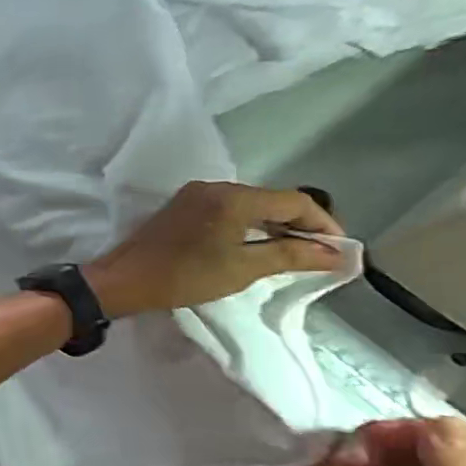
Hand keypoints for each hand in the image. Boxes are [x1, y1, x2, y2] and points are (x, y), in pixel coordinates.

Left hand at [83, 181, 344, 316]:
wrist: (125, 279)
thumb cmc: (185, 276)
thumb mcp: (243, 269)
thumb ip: (290, 256)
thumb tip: (335, 255)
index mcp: (233, 197)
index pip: (294, 201)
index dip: (323, 223)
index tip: (340, 249)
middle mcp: (216, 186)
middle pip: (272, 199)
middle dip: (301, 224)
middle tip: (321, 254)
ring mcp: (196, 194)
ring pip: (250, 204)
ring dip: (274, 224)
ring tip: (295, 252)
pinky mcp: (183, 206)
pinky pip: (228, 209)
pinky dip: (249, 224)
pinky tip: (258, 244)